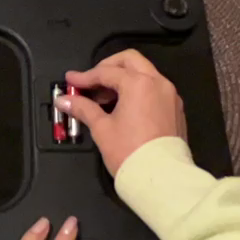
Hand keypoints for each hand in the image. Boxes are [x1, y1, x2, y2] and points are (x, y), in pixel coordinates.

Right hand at [57, 49, 186, 175]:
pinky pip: (154, 89)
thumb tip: (65, 100)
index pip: (106, 72)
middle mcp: (158, 83)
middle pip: (129, 60)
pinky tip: (122, 107)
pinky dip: (137, 90)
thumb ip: (83, 108)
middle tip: (90, 81)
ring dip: (123, 78)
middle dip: (107, 67)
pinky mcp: (175, 109)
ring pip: (144, 73)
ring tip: (102, 97)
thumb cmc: (130, 153)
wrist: (161, 179)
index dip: (85, 77)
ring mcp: (170, 95)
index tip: (71, 82)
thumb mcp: (102, 129)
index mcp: (139, 83)